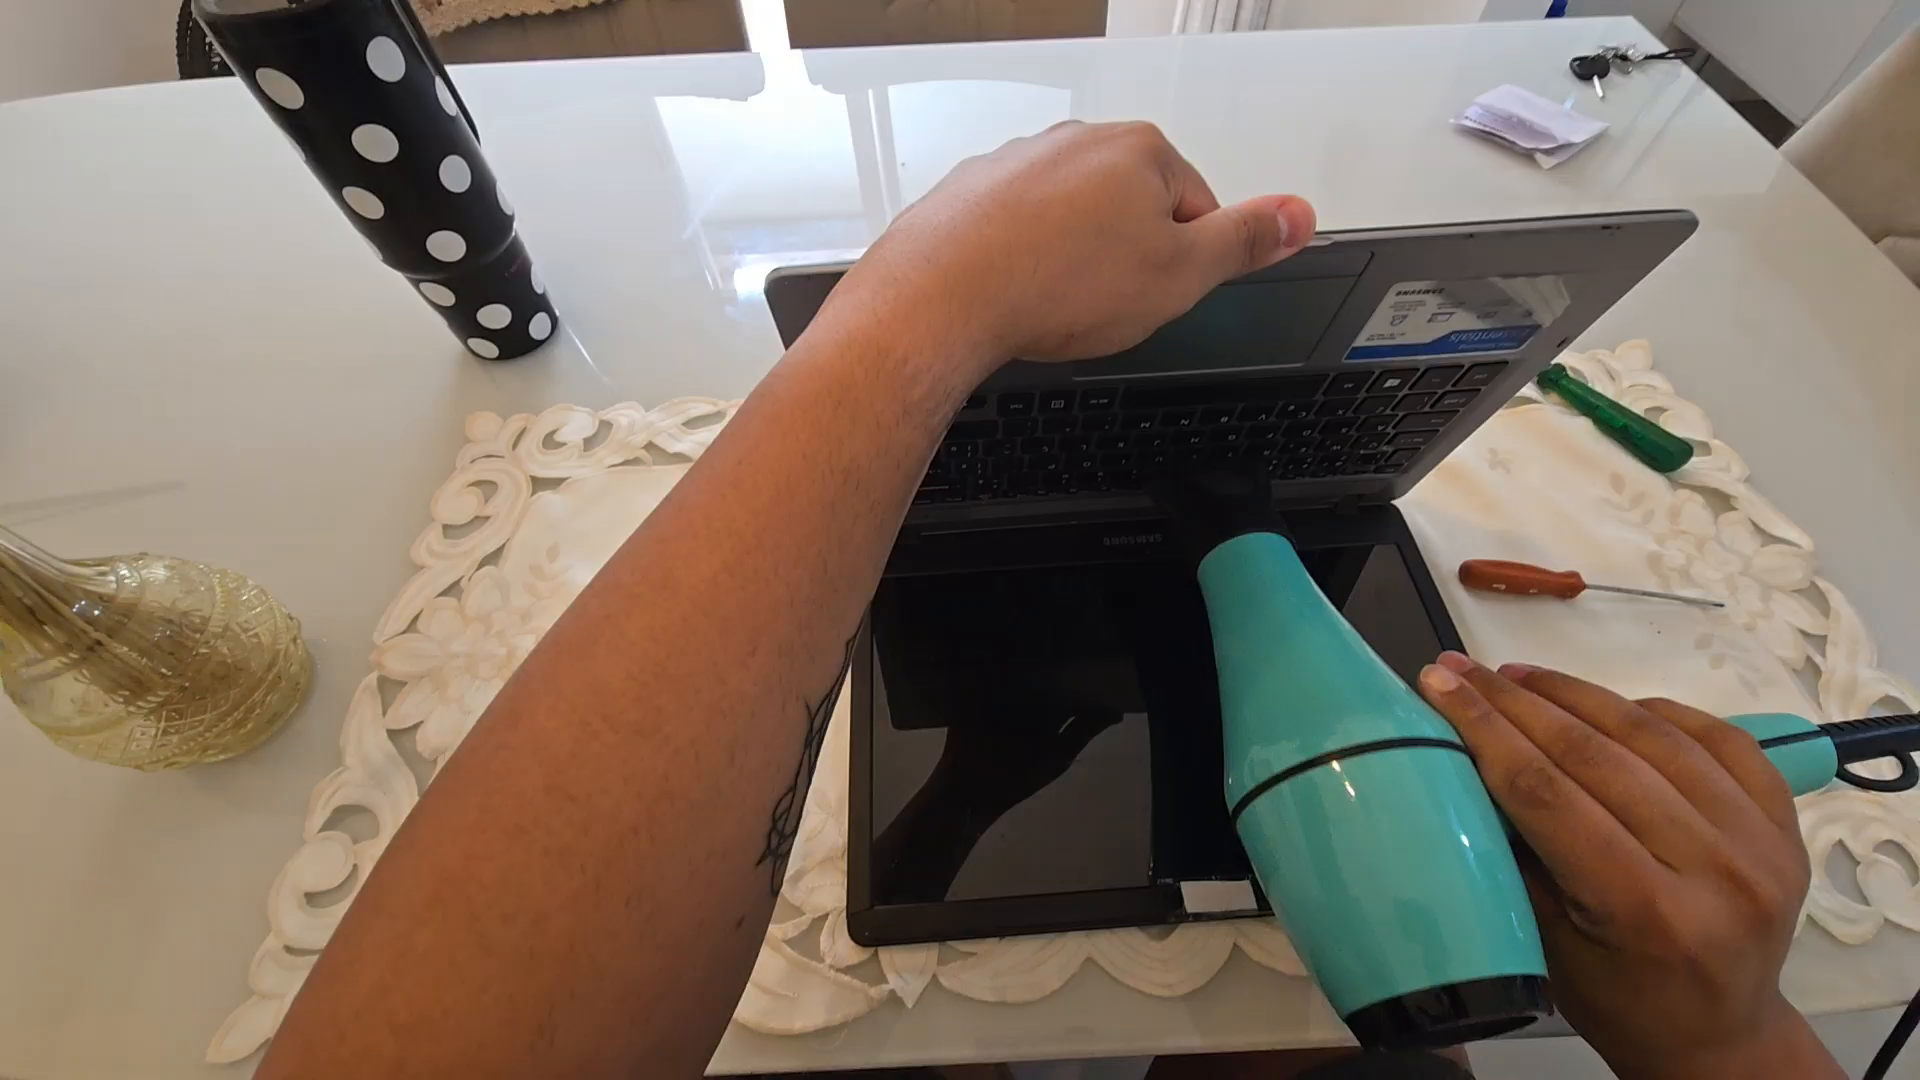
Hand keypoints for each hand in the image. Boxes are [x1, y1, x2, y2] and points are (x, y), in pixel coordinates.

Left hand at [823, 121, 1315, 370]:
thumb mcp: (1176, 276)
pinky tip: (1014, 291)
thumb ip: (1242, 244)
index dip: (1182, 262)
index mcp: (1140, 153)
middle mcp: (1077, 144)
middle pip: (1127, 209)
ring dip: (1069, 260)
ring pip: (1067, 221)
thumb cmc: (1054, 284)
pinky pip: (1014, 231)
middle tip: (1104, 304)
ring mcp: (1020, 164)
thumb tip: (1296, 217)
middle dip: (1123, 259)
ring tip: (1053, 302)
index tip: (1158, 292)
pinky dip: (1020, 260)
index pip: (1194, 205)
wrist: (946, 297)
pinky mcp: (974, 195)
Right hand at [1416, 653, 1841, 1079]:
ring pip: (1652, 734)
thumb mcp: (1534, 927)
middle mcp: (1718, 872)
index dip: (1483, 727)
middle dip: (1511, 700)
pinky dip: (1654, 709)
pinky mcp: (1784, 827)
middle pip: (1595, 754)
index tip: (1437, 683)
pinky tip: (1603, 702)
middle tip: (1458, 668)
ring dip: (1572, 692)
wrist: (1716, 1035)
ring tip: (1514, 674)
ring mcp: (1763, 845)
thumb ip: (1506, 841)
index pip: (1546, 791)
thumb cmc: (1607, 991)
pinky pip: (1719, 740)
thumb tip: (1458, 754)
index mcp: (1647, 910)